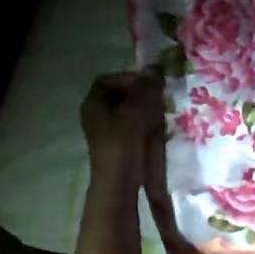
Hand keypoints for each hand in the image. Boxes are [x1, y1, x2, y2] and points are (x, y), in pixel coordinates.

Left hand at [80, 70, 162, 184]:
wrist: (119, 185)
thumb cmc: (123, 145)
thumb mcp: (137, 111)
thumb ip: (146, 88)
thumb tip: (155, 68)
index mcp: (93, 104)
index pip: (109, 80)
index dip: (129, 79)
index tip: (149, 86)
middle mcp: (97, 116)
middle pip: (121, 97)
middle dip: (143, 97)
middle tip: (159, 102)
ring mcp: (108, 133)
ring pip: (131, 114)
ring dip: (148, 113)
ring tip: (160, 119)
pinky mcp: (120, 147)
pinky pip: (135, 130)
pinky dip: (147, 129)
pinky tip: (158, 135)